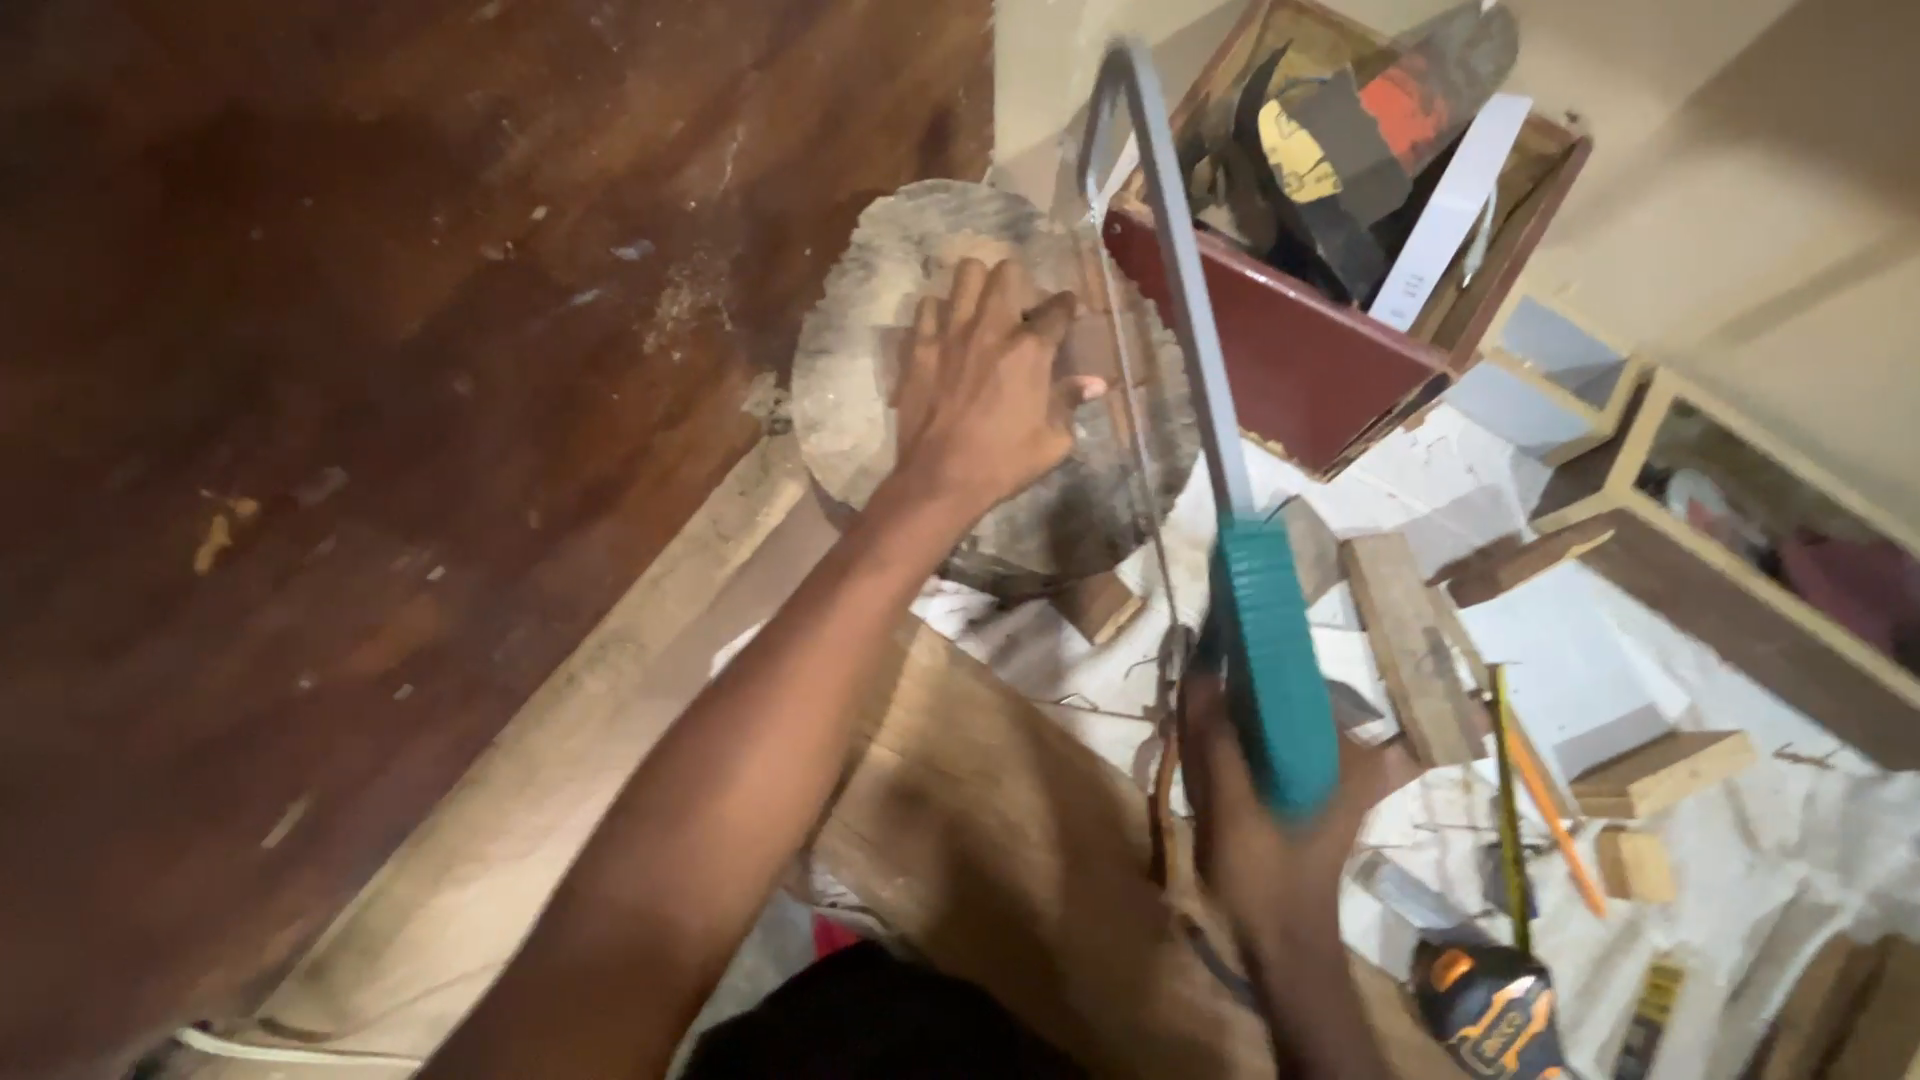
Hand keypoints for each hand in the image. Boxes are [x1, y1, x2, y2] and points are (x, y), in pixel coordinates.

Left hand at [889, 257, 1107, 521]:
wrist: (940, 479)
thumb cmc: (1003, 463)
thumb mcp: (1053, 441)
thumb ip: (1070, 403)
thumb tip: (1094, 384)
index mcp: (1031, 350)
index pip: (1058, 308)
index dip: (1066, 307)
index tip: (1066, 311)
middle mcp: (991, 329)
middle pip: (1007, 272)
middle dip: (1019, 282)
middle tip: (1018, 309)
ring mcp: (950, 334)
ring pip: (965, 275)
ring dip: (977, 286)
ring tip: (979, 310)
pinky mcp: (918, 348)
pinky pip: (927, 307)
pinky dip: (938, 312)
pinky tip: (944, 330)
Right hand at [1178, 670, 1413, 944]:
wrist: (1283, 951)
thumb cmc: (1269, 881)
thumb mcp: (1235, 809)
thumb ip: (1218, 742)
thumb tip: (1200, 671)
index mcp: (1350, 759)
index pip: (1323, 684)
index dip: (1283, 652)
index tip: (1241, 630)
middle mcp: (1347, 760)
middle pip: (1296, 698)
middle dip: (1249, 682)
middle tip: (1202, 668)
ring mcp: (1326, 778)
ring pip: (1279, 721)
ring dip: (1240, 710)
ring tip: (1198, 700)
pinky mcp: (1302, 793)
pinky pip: (1270, 746)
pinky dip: (1241, 737)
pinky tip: (1207, 739)